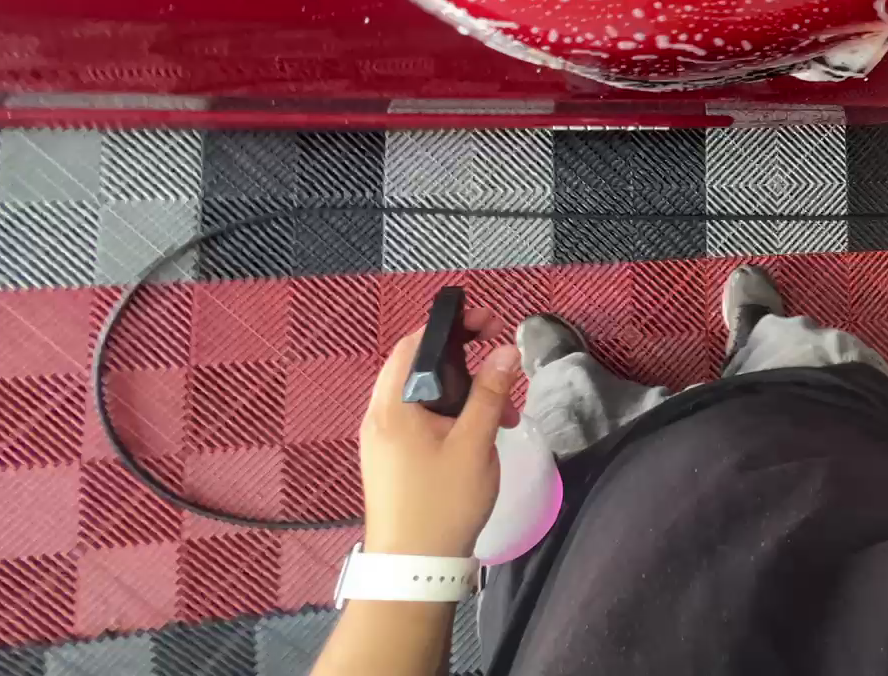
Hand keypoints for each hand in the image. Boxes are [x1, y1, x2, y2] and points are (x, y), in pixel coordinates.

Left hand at [358, 309, 521, 557]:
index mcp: (393, 409)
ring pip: (425, 391)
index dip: (451, 324)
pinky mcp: (394, 456)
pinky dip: (454, 408)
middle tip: (500, 353)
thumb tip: (506, 350)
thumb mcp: (475, 443)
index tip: (490, 320)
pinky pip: (423, 413)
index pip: (414, 345)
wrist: (414, 567)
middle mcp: (381, 417)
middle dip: (462, 352)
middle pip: (418, 365)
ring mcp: (385, 439)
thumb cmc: (443, 500)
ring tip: (501, 403)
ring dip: (464, 385)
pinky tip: (482, 426)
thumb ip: (490, 393)